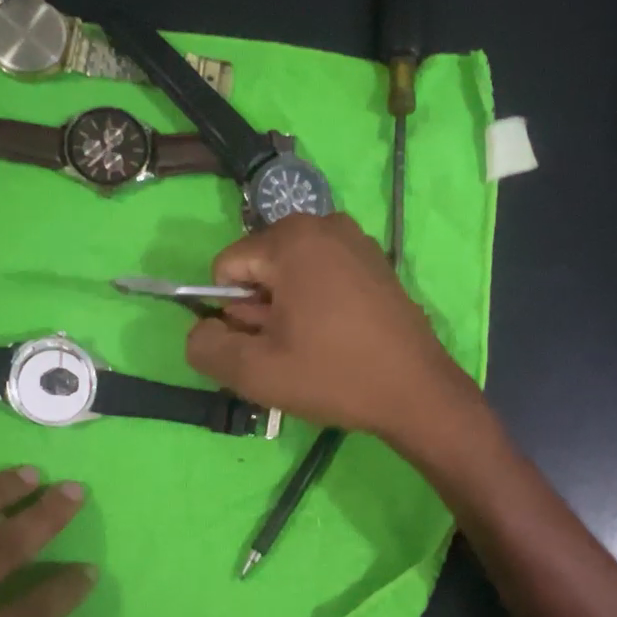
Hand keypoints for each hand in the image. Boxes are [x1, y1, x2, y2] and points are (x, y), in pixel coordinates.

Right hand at [186, 214, 479, 441]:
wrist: (416, 392)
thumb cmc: (334, 375)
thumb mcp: (255, 372)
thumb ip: (207, 347)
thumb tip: (199, 330)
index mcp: (291, 238)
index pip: (227, 268)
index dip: (232, 312)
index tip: (264, 343)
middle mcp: (324, 224)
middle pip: (262, 267)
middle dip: (262, 308)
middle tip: (291, 350)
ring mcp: (356, 241)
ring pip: (293, 274)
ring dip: (289, 309)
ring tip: (315, 347)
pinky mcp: (377, 263)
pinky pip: (325, 276)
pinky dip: (319, 304)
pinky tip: (339, 338)